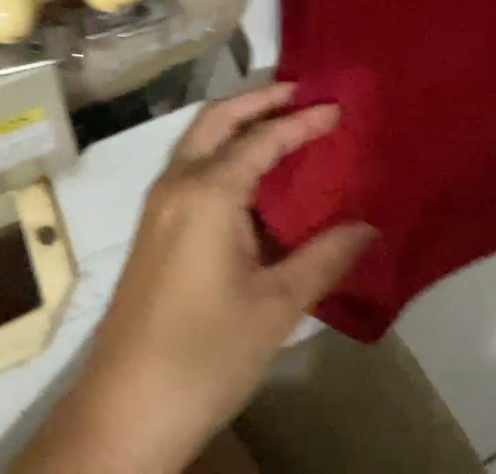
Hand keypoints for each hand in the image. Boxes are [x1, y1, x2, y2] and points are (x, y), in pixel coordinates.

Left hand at [16, 84, 374, 472]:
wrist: (128, 403)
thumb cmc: (207, 353)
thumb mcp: (276, 306)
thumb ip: (324, 258)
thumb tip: (367, 227)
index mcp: (207, 192)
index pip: (260, 139)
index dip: (301, 121)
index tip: (338, 108)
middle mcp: (176, 184)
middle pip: (216, 120)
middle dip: (257, 100)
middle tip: (301, 92)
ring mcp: (158, 205)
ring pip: (197, 141)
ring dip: (235, 123)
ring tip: (279, 122)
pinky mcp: (153, 227)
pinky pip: (189, 168)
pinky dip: (221, 152)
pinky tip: (250, 177)